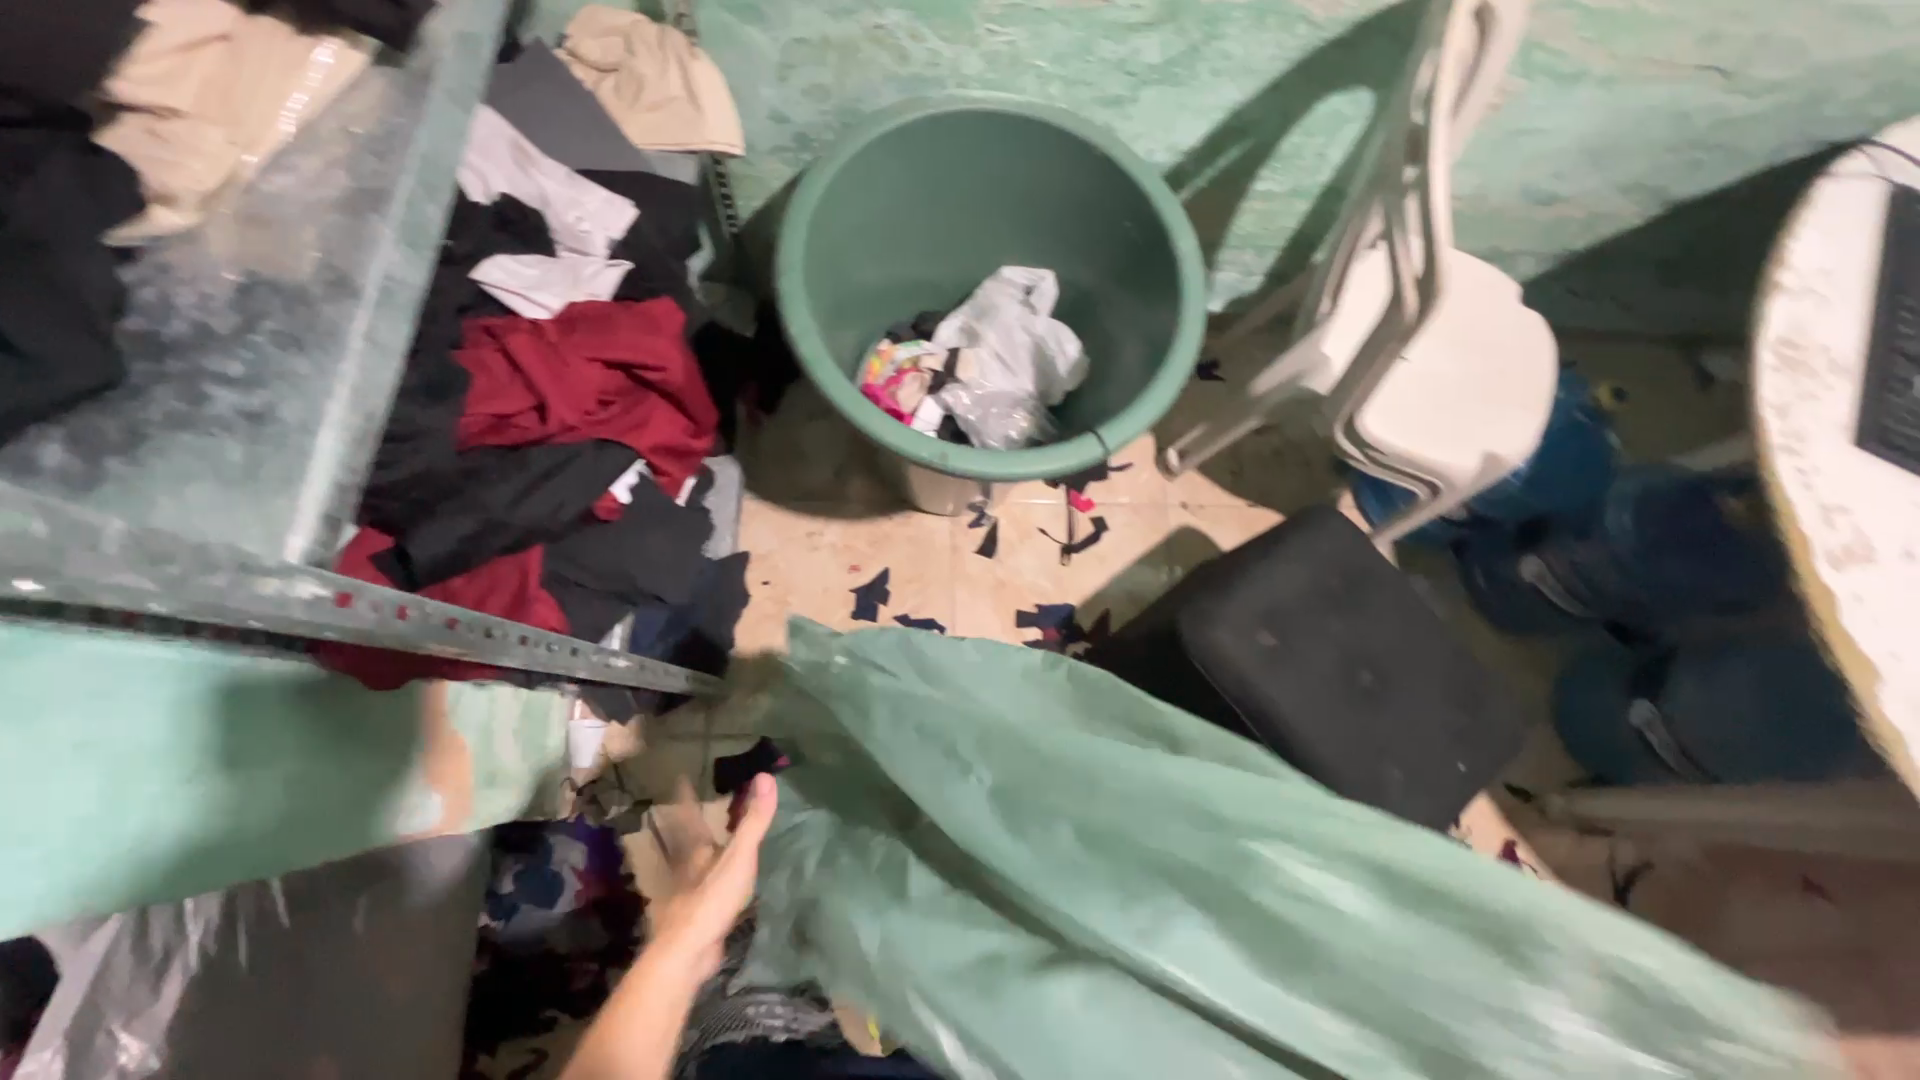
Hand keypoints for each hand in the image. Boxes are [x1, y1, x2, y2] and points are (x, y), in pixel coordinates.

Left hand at [643, 771, 778, 985]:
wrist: (689, 954)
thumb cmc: (712, 899)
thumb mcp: (739, 856)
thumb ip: (753, 821)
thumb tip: (765, 776)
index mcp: (697, 851)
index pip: (690, 817)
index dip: (686, 799)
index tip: (680, 779)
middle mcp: (689, 869)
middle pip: (688, 841)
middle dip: (690, 826)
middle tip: (694, 810)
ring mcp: (691, 895)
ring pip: (695, 867)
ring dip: (701, 855)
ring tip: (711, 845)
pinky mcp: (698, 917)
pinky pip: (706, 891)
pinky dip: (712, 883)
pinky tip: (722, 888)